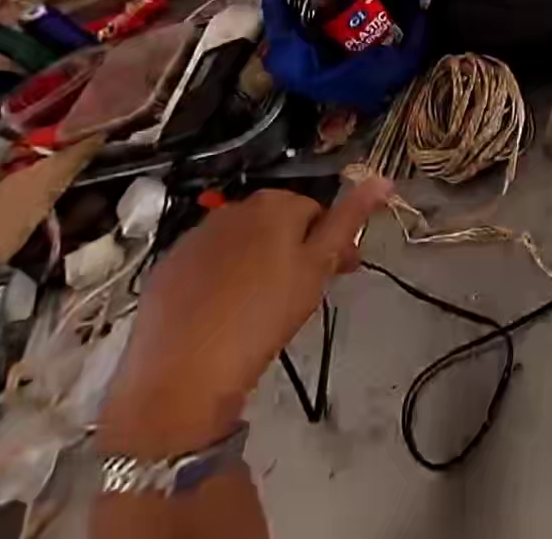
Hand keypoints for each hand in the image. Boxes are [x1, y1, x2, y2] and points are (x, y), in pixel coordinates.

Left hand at [95, 177, 391, 455]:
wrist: (180, 373)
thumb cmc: (264, 314)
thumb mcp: (318, 266)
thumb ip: (349, 220)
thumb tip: (383, 178)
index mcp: (276, 204)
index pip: (319, 211)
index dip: (334, 243)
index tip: (341, 275)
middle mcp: (234, 208)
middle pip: (280, 223)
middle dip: (297, 249)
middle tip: (305, 293)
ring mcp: (196, 236)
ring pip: (245, 241)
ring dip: (262, 260)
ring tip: (265, 305)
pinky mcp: (169, 267)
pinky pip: (210, 262)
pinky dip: (225, 277)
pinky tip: (227, 311)